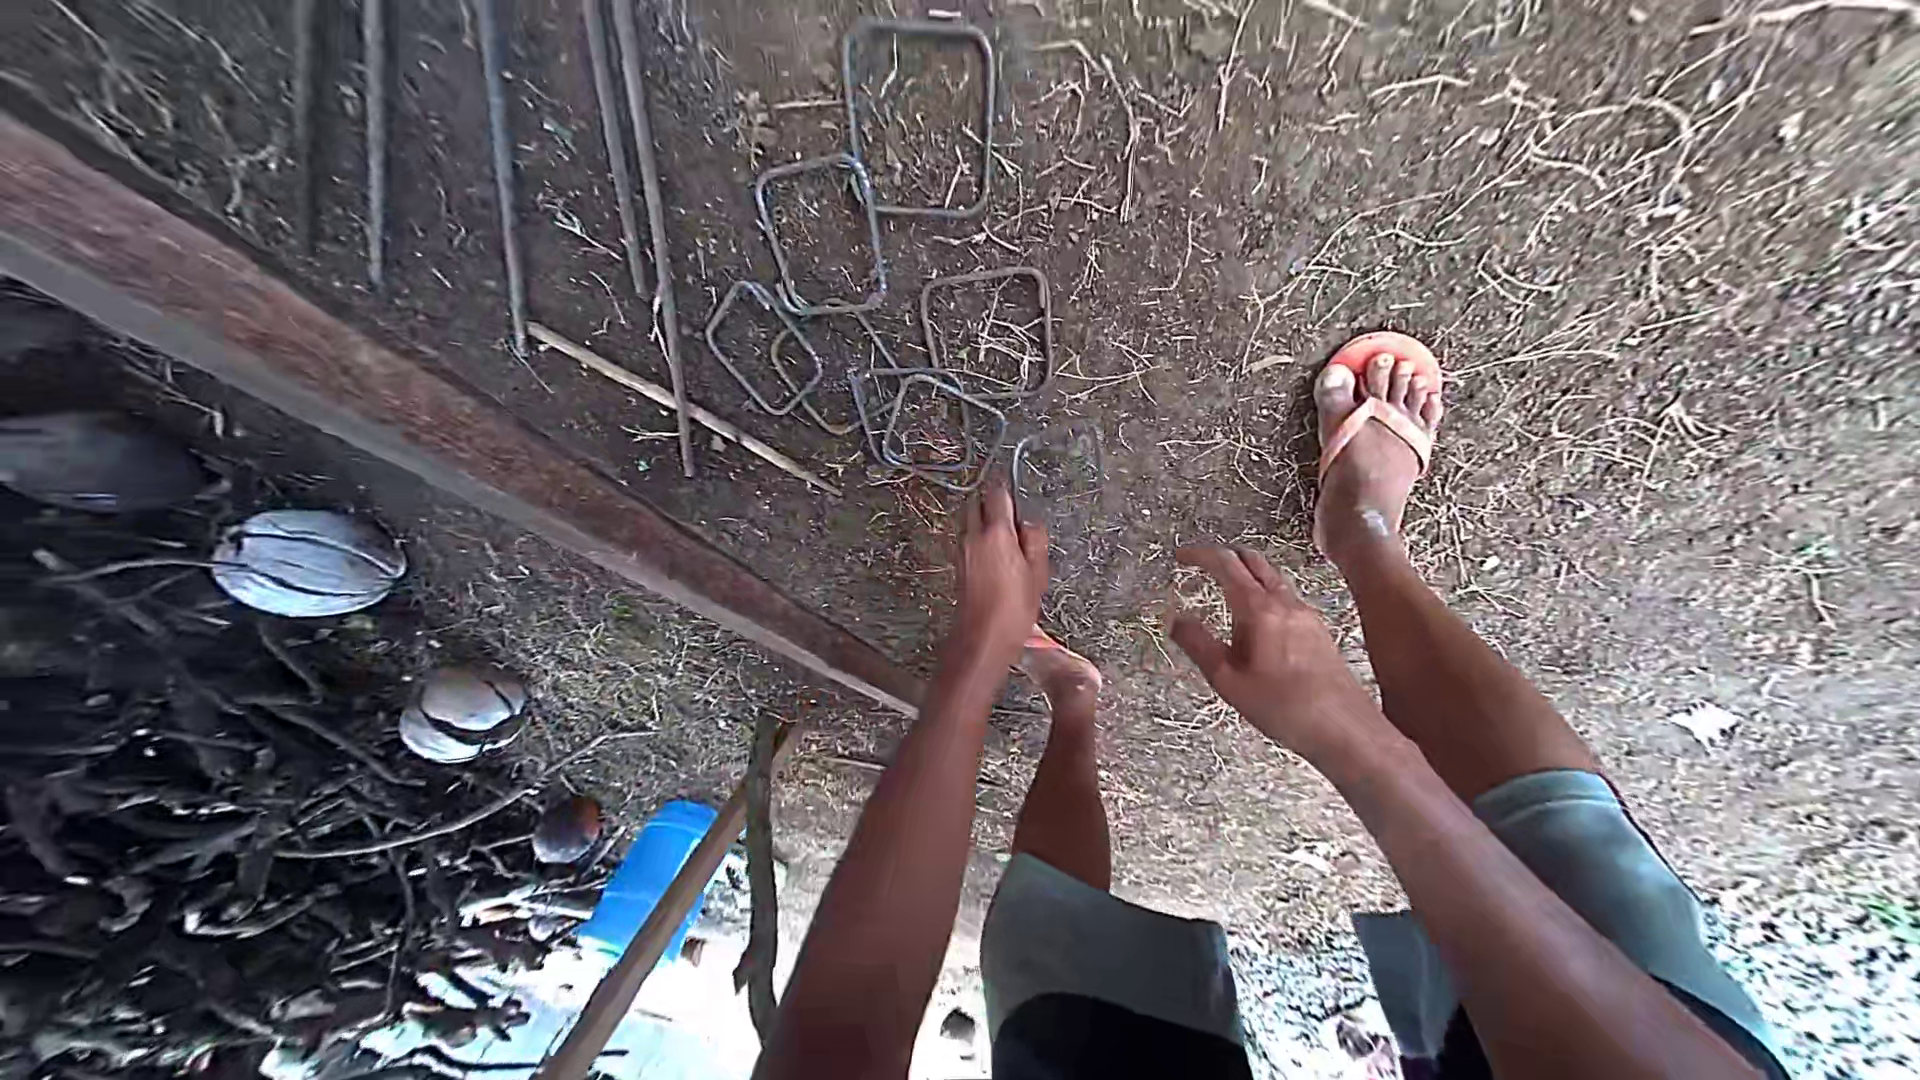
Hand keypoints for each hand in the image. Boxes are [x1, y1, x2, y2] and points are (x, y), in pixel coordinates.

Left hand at [949, 482, 1047, 667]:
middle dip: (992, 501)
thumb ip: (1034, 540)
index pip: (997, 494)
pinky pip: (967, 538)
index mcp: (996, 533)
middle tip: (1013, 513)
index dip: (1007, 489)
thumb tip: (1030, 523)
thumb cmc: (1013, 608)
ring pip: (969, 519)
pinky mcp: (958, 563)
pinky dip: (978, 536)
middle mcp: (973, 536)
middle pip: (976, 502)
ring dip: (983, 519)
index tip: (1016, 489)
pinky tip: (996, 554)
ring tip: (1006, 536)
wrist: (981, 636)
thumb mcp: (1037, 573)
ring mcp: (961, 549)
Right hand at [1169, 547, 1389, 760]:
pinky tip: (1253, 618)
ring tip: (1222, 588)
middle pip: (1252, 561)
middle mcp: (1285, 605)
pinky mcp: (1318, 631)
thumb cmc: (1284, 708)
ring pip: (1271, 577)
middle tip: (1199, 564)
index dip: (1200, 555)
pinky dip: (1262, 591)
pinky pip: (1284, 596)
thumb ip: (1197, 644)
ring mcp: (1306, 616)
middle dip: (1223, 556)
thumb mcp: (1227, 680)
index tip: (1181, 556)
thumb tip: (1174, 620)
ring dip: (1244, 573)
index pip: (1226, 565)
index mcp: (1260, 610)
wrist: (1346, 731)